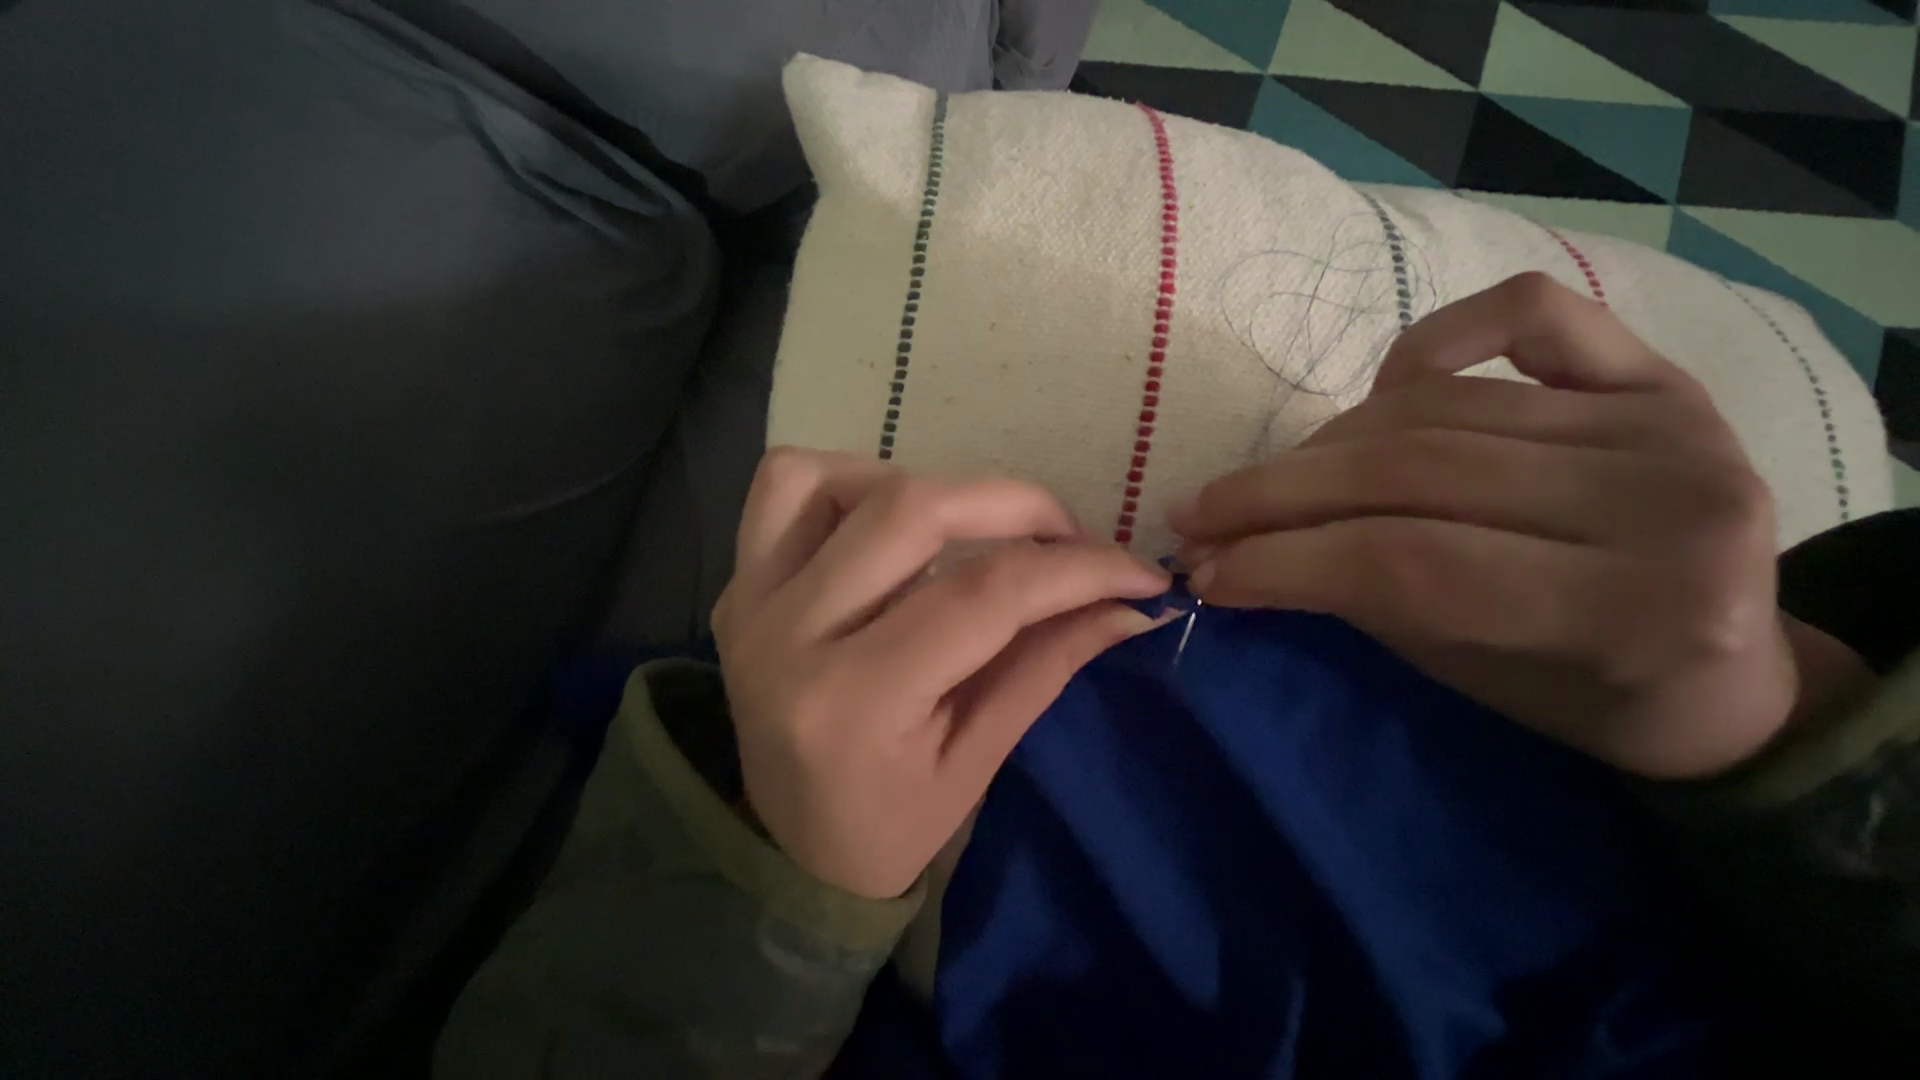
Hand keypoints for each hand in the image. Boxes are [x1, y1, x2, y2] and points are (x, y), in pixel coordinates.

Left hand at [712, 448, 1168, 898]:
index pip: (981, 596)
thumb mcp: (977, 763)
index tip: (1136, 569)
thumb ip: (1047, 666)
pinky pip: (785, 483)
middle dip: (1017, 504)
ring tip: (974, 530)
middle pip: (913, 510)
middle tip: (1069, 535)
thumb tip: (1130, 599)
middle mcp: (785, 633)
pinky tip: (891, 523)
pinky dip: (852, 478)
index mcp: (852, 702)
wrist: (788, 849)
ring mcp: (749, 598)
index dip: (1074, 569)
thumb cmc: (890, 826)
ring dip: (930, 486)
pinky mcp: (735, 581)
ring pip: (842, 478)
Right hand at [1171, 272, 1796, 779]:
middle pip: (1414, 470)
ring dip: (1321, 445)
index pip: (1410, 564)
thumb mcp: (1461, 673)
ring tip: (1263, 483)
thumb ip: (1354, 599)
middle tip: (1197, 517)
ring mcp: (1667, 417)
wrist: (1715, 669)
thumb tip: (1225, 561)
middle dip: (1277, 496)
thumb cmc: (1577, 695)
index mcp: (1634, 607)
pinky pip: (1527, 313)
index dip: (1284, 563)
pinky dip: (1435, 338)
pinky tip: (1385, 382)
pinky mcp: (1658, 372)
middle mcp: (1664, 495)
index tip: (1202, 573)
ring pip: (1438, 404)